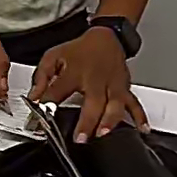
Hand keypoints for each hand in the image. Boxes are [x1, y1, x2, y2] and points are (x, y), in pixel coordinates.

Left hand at [30, 28, 146, 141]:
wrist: (105, 38)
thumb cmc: (79, 50)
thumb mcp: (53, 57)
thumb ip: (41, 77)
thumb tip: (34, 97)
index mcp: (74, 72)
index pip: (58, 90)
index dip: (47, 104)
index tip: (40, 119)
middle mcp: (95, 79)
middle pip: (93, 101)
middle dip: (87, 120)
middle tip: (80, 137)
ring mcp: (113, 85)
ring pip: (115, 105)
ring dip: (109, 121)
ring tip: (101, 134)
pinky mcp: (124, 88)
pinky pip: (134, 104)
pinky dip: (140, 117)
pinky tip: (142, 129)